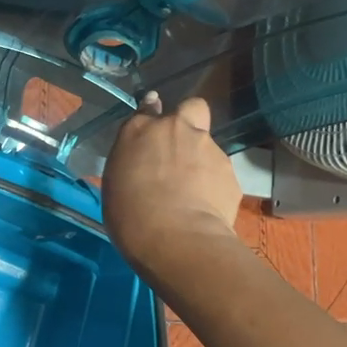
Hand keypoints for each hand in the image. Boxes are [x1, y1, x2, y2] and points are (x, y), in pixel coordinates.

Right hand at [102, 94, 244, 275]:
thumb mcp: (116, 181)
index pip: (148, 108)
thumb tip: (143, 159)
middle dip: (190, 120)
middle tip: (181, 147)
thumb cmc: (130, 214)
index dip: (153, 116)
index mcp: (140, 130)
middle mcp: (175, 129)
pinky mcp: (230, 171)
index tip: (153, 129)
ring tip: (194, 192)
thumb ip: (133, 159)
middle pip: (191, 107)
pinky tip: (207, 208)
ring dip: (201, 160)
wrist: (176, 239)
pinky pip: (220, 173)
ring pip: (208, 144)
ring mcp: (207, 147)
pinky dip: (214, 185)